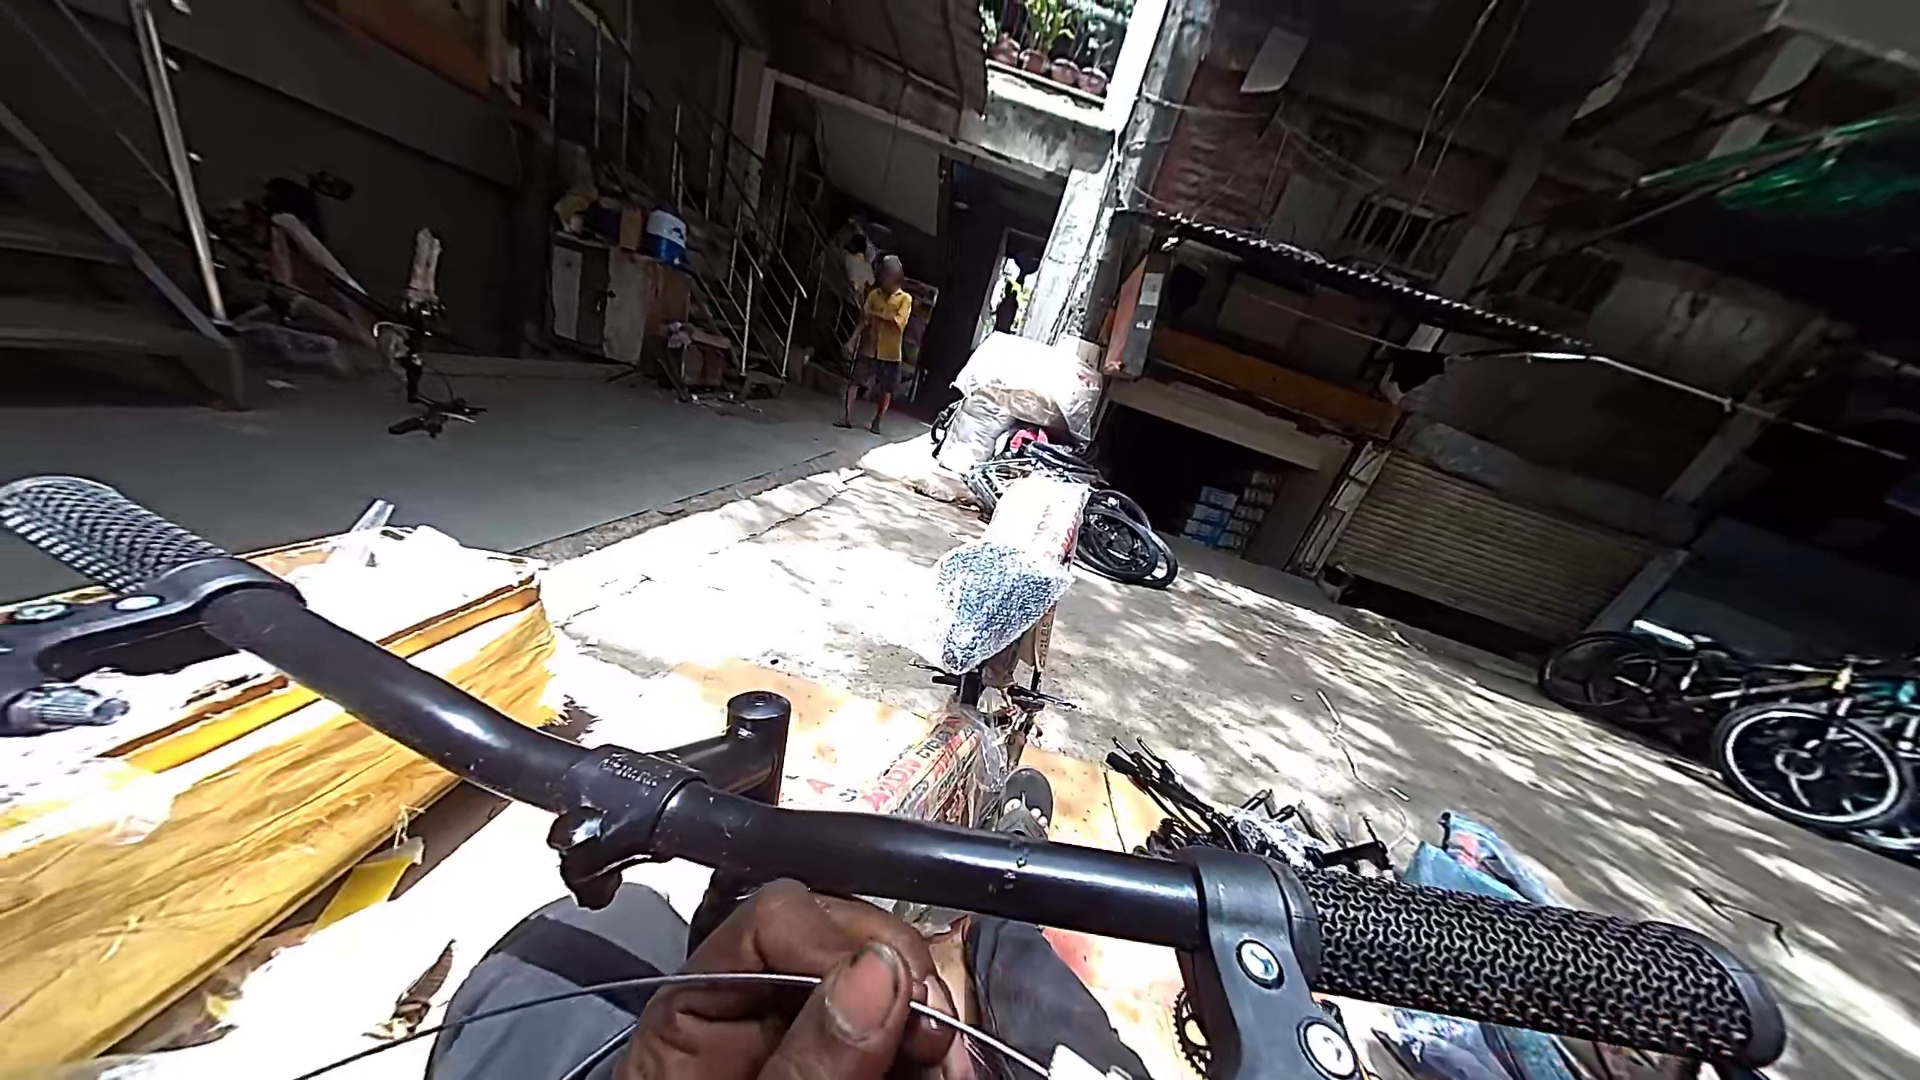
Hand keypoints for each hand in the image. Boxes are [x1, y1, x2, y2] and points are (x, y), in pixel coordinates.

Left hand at [620, 880, 970, 1079]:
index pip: (774, 917)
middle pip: (838, 931)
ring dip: (922, 1004)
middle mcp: (759, 1005)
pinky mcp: (848, 1052)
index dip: (837, 940)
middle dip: (895, 967)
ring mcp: (806, 1028)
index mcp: (704, 1010)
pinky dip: (928, 1041)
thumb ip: (807, 1065)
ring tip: (944, 1053)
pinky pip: (896, 1015)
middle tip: (932, 1026)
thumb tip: (878, 973)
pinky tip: (940, 1065)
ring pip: (877, 968)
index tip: (890, 988)